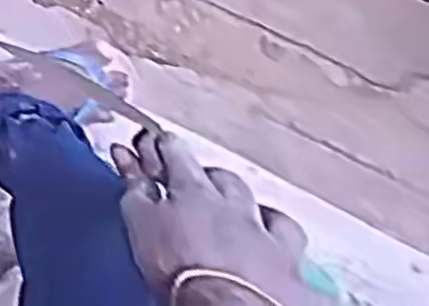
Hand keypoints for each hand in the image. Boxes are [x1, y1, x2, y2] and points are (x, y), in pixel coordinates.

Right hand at [112, 130, 322, 305]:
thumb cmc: (176, 262)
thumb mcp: (138, 218)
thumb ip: (134, 184)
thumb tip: (126, 156)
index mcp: (195, 190)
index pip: (176, 151)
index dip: (160, 145)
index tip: (146, 144)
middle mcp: (239, 210)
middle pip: (227, 179)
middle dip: (209, 176)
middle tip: (193, 185)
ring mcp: (276, 246)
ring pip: (275, 217)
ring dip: (258, 213)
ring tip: (246, 221)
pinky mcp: (301, 283)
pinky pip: (302, 266)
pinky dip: (288, 261)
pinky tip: (281, 268)